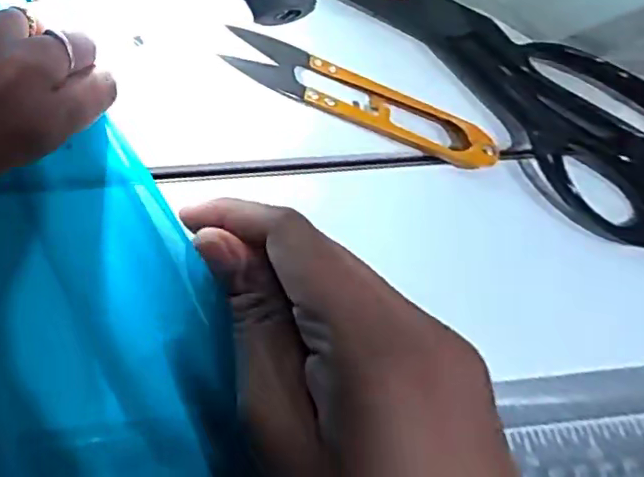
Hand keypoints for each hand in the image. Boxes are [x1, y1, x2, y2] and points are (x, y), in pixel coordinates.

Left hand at [0, 10, 111, 303]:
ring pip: (34, 21)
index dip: (97, 81)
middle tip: (50, 59)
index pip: (101, 88)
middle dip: (72, 51)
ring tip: (2, 50)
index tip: (87, 79)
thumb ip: (36, 123)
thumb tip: (55, 91)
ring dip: (27, 35)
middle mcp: (27, 75)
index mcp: (41, 124)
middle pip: (79, 43)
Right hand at [179, 199, 514, 476]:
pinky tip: (294, 333)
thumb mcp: (282, 429)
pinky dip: (324, 303)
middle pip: (323, 249)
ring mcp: (448, 352)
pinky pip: (372, 308)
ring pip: (346, 274)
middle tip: (205, 262)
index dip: (234, 214)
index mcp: (381, 339)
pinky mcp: (454, 373)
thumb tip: (220, 245)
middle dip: (257, 244)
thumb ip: (252, 324)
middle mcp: (425, 331)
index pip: (294, 234)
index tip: (189, 221)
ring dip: (288, 273)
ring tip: (240, 298)